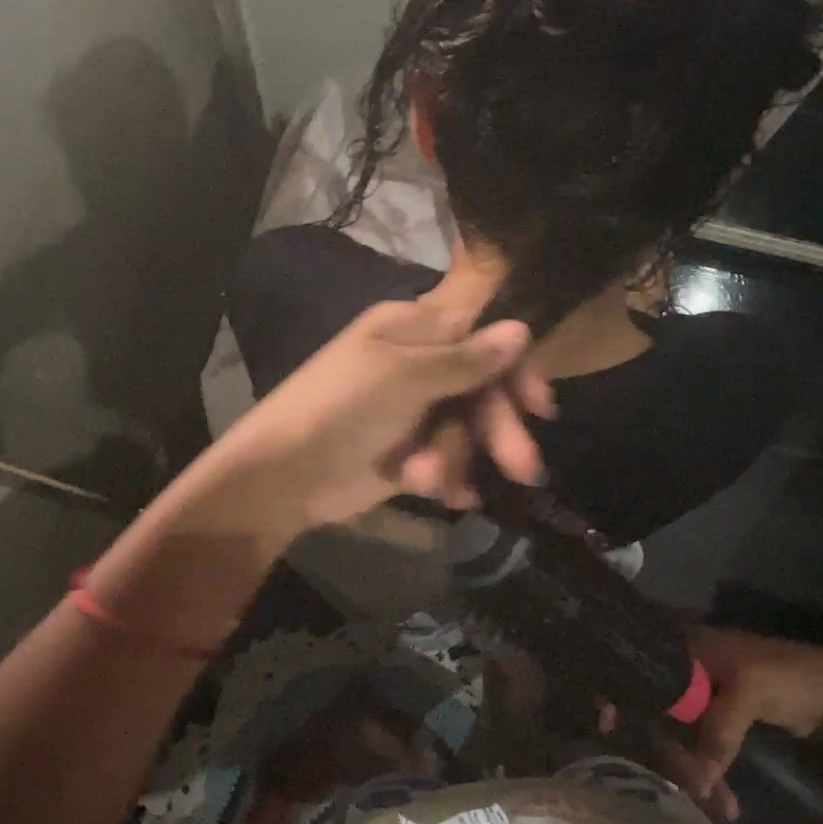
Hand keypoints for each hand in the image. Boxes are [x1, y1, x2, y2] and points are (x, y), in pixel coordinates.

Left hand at [208, 301, 554, 530]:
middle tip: (522, 466)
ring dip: (459, 457)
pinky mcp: (412, 450)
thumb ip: (464, 359)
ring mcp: (415, 408)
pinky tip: (447, 495)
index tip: (538, 404)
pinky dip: (449, 475)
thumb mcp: (403, 377)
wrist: (283, 476)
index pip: (482, 334)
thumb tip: (522, 328)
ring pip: (469, 428)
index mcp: (413, 329)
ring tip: (439, 484)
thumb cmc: (339, 409)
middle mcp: (419, 363)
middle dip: (498, 426)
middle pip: (483, 387)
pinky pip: (450, 457)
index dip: (515, 366)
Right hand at [664, 628, 822, 819]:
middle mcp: (692, 668)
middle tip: (696, 789)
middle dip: (679, 753)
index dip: (649, 715)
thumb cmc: (789, 679)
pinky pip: (706, 743)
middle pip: (669, 713)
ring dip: (698, 768)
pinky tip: (722, 796)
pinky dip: (711, 767)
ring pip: (687, 733)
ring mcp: (709, 695)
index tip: (650, 750)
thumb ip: (718, 731)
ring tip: (719, 804)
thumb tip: (696, 781)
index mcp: (691, 648)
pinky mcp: (725, 718)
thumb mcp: (749, 694)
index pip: (655, 683)